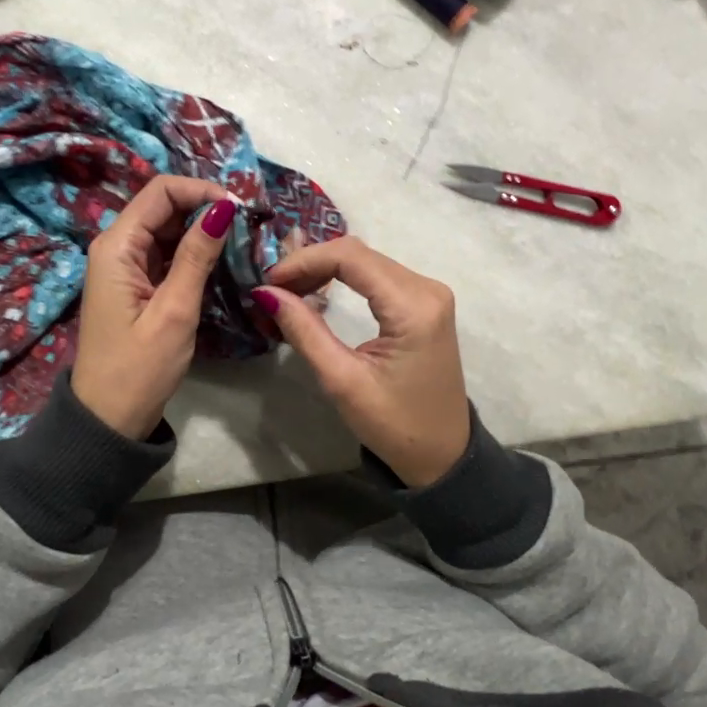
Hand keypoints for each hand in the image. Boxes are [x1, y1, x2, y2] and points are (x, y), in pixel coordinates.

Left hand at [72, 175, 234, 438]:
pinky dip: (192, 253)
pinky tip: (222, 263)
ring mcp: (124, 267)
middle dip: (205, 208)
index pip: (160, 191)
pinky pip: (165, 254)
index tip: (241, 209)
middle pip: (163, 206)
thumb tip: (224, 207)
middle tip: (249, 227)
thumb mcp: (175, 312)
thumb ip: (196, 257)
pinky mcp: (135, 285)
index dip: (201, 190)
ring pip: (167, 230)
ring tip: (243, 243)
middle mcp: (115, 247)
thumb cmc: (139, 369)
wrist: (108, 419)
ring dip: (202, 231)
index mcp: (116, 247)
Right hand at [253, 238, 470, 486]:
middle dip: (311, 262)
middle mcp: (427, 289)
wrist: (441, 454)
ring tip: (289, 290)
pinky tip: (319, 292)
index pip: (351, 257)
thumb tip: (264, 292)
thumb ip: (304, 331)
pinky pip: (378, 275)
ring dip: (325, 268)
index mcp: (413, 307)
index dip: (304, 260)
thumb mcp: (342, 381)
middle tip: (273, 287)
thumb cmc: (394, 424)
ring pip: (367, 260)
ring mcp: (429, 294)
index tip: (268, 280)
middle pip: (359, 253)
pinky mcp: (425, 303)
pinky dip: (344, 278)